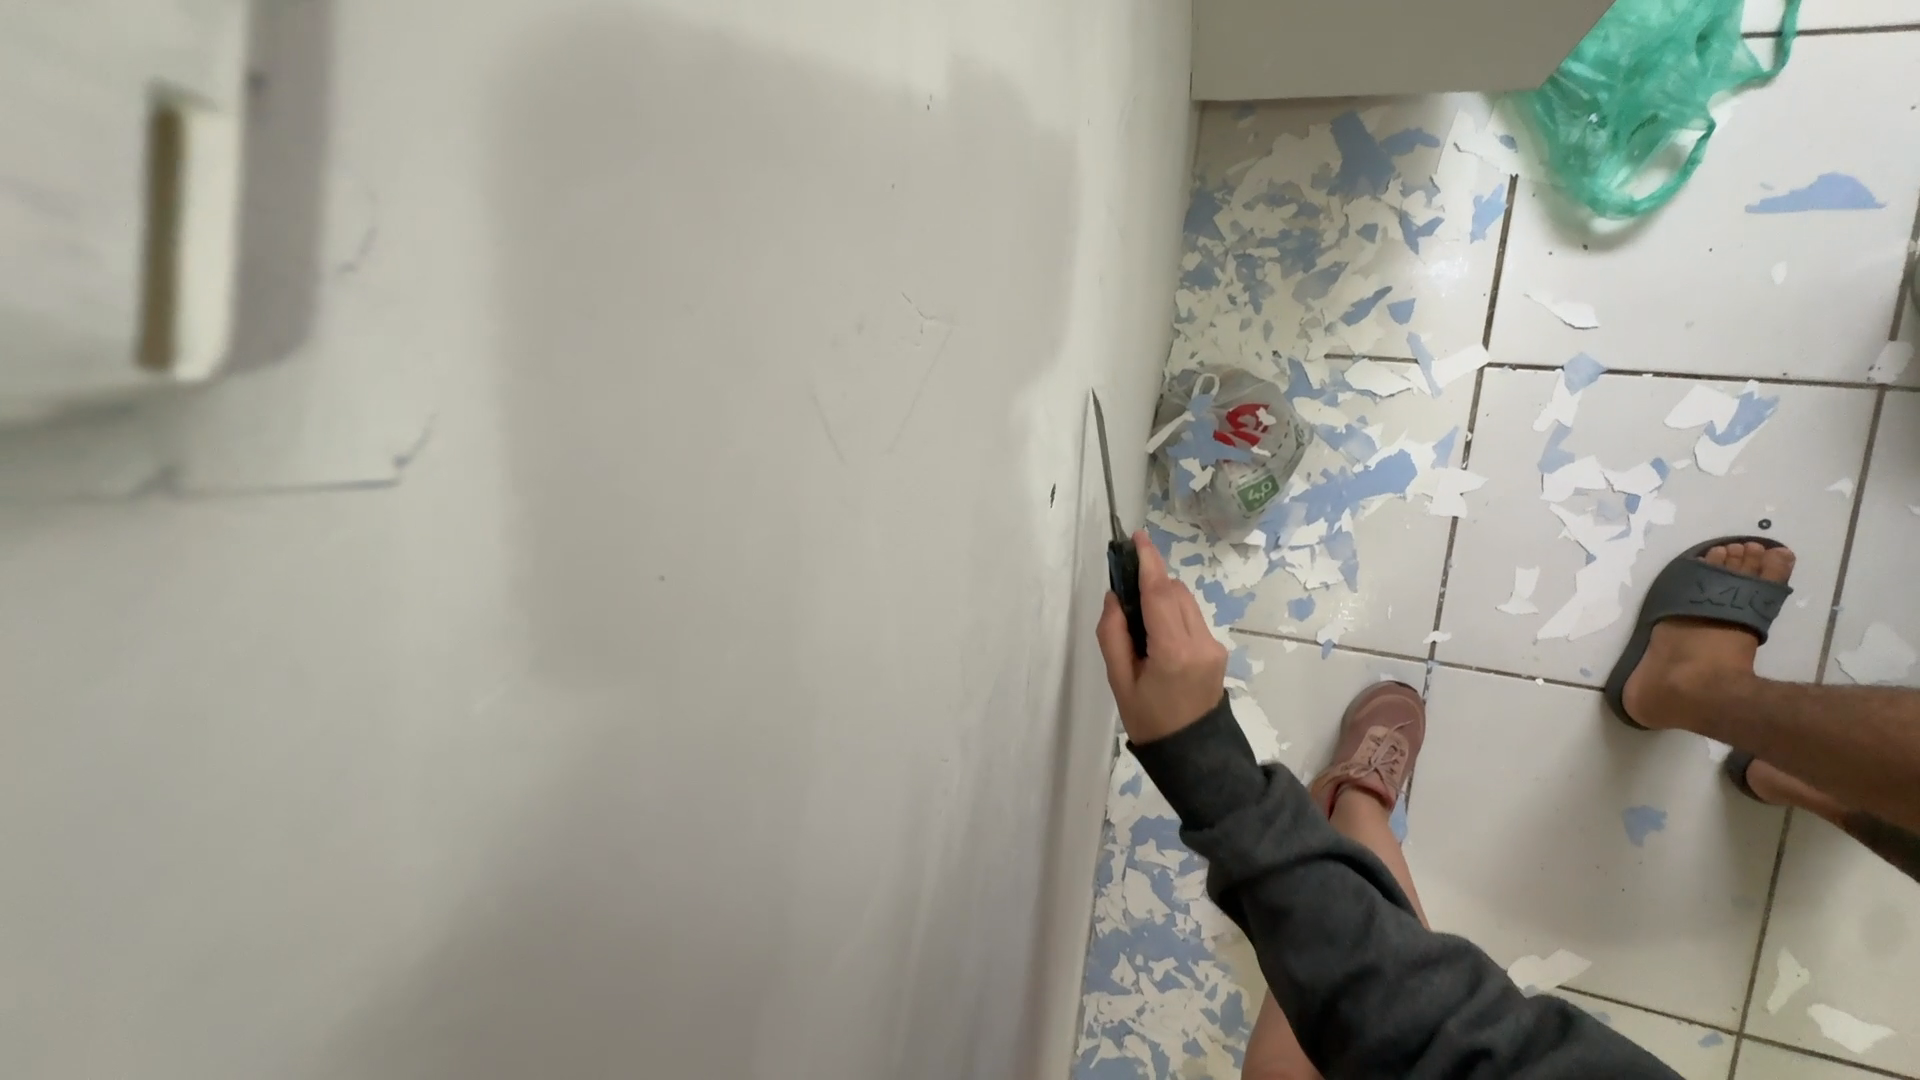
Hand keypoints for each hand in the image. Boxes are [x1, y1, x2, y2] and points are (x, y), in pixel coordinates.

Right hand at [1096, 529, 1228, 743]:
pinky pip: (1192, 618)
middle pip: (1174, 592)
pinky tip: (1156, 633)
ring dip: (1162, 596)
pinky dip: (1172, 613)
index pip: (1159, 594)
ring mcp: (1213, 646)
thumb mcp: (1119, 680)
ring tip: (1138, 617)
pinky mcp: (1217, 650)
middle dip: (1150, 580)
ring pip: (1185, 601)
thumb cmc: (1148, 720)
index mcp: (1172, 652)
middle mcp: (1199, 643)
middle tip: (1124, 586)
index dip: (1148, 562)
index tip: (1137, 537)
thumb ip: (1112, 634)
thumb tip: (1115, 596)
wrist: (1192, 752)